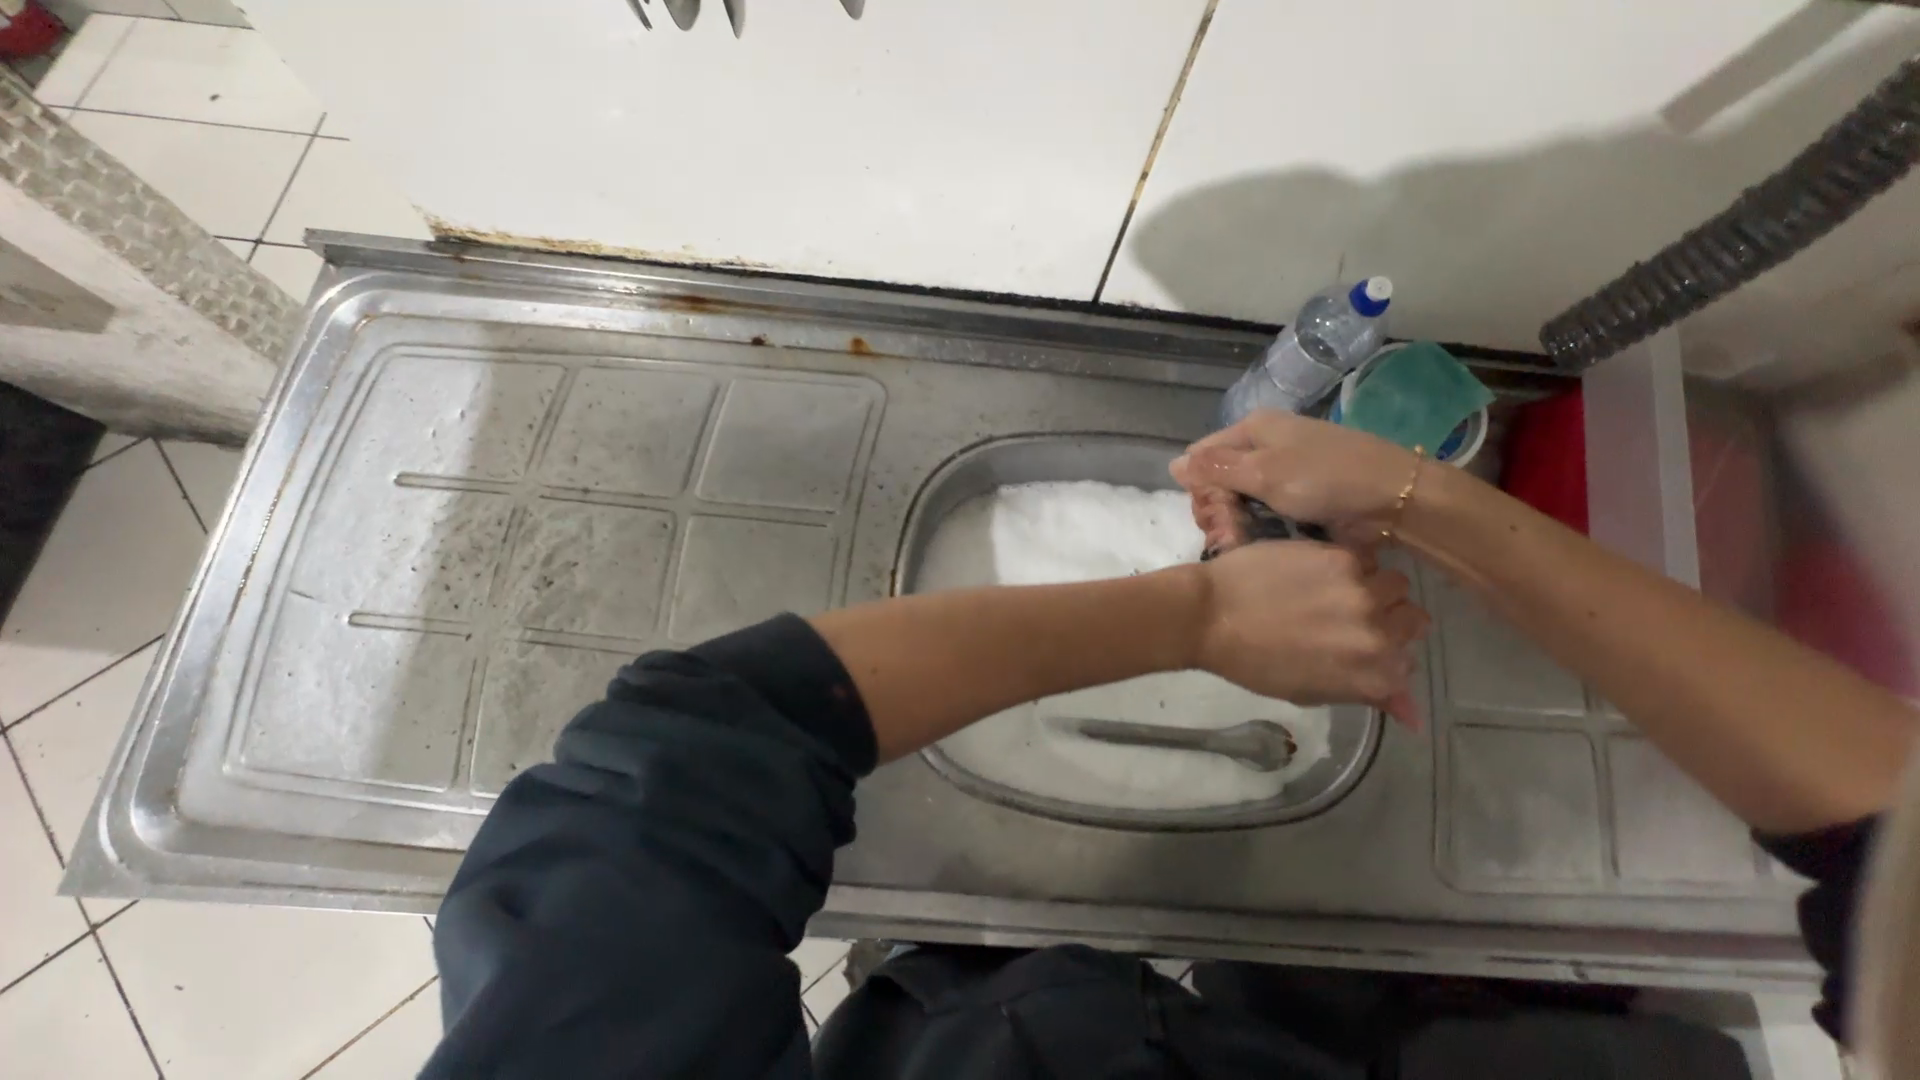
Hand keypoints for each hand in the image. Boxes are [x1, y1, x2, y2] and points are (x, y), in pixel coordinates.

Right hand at [1170, 411, 1416, 551]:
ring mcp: (1284, 473)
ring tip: (1240, 544)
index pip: (1202, 455)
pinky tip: (1258, 547)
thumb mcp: (1265, 473)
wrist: (1395, 499)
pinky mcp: (1300, 497)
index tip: (1206, 515)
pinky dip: (1257, 528)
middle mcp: (1266, 447)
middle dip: (1217, 508)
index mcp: (1255, 429)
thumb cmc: (1327, 479)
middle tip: (1225, 534)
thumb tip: (1174, 464)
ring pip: (1239, 498)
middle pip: (1219, 478)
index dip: (1198, 486)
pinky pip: (1264, 511)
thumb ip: (1216, 469)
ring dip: (1236, 522)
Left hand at [1189, 541, 1429, 725]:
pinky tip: (1319, 574)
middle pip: (1412, 620)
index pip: (1407, 665)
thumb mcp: (1310, 691)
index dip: (1385, 656)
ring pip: (1395, 585)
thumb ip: (1365, 694)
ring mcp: (1362, 591)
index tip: (1361, 650)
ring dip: (1375, 589)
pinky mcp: (1341, 557)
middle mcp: (1378, 633)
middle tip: (1350, 619)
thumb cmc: (1252, 662)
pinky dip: (1351, 566)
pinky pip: (1367, 559)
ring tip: (1338, 592)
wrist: (1210, 614)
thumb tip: (1413, 717)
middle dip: (1389, 621)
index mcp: (1373, 674)